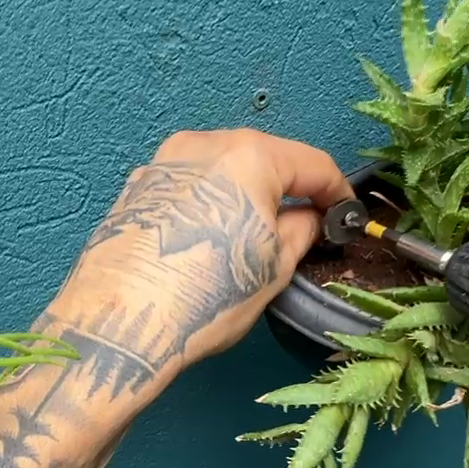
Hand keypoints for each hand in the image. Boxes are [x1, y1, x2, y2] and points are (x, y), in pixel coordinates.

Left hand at [45, 129, 352, 382]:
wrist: (123, 322)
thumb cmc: (206, 297)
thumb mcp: (274, 267)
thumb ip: (302, 229)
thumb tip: (309, 216)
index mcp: (249, 156)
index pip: (311, 164)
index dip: (337, 192)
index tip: (345, 214)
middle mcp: (204, 144)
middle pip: (265, 159)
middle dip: (289, 191)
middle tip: (305, 227)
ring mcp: (165, 162)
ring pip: (223, 171)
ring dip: (247, 197)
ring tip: (254, 239)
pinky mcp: (138, 187)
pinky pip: (190, 186)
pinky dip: (211, 205)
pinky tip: (212, 242)